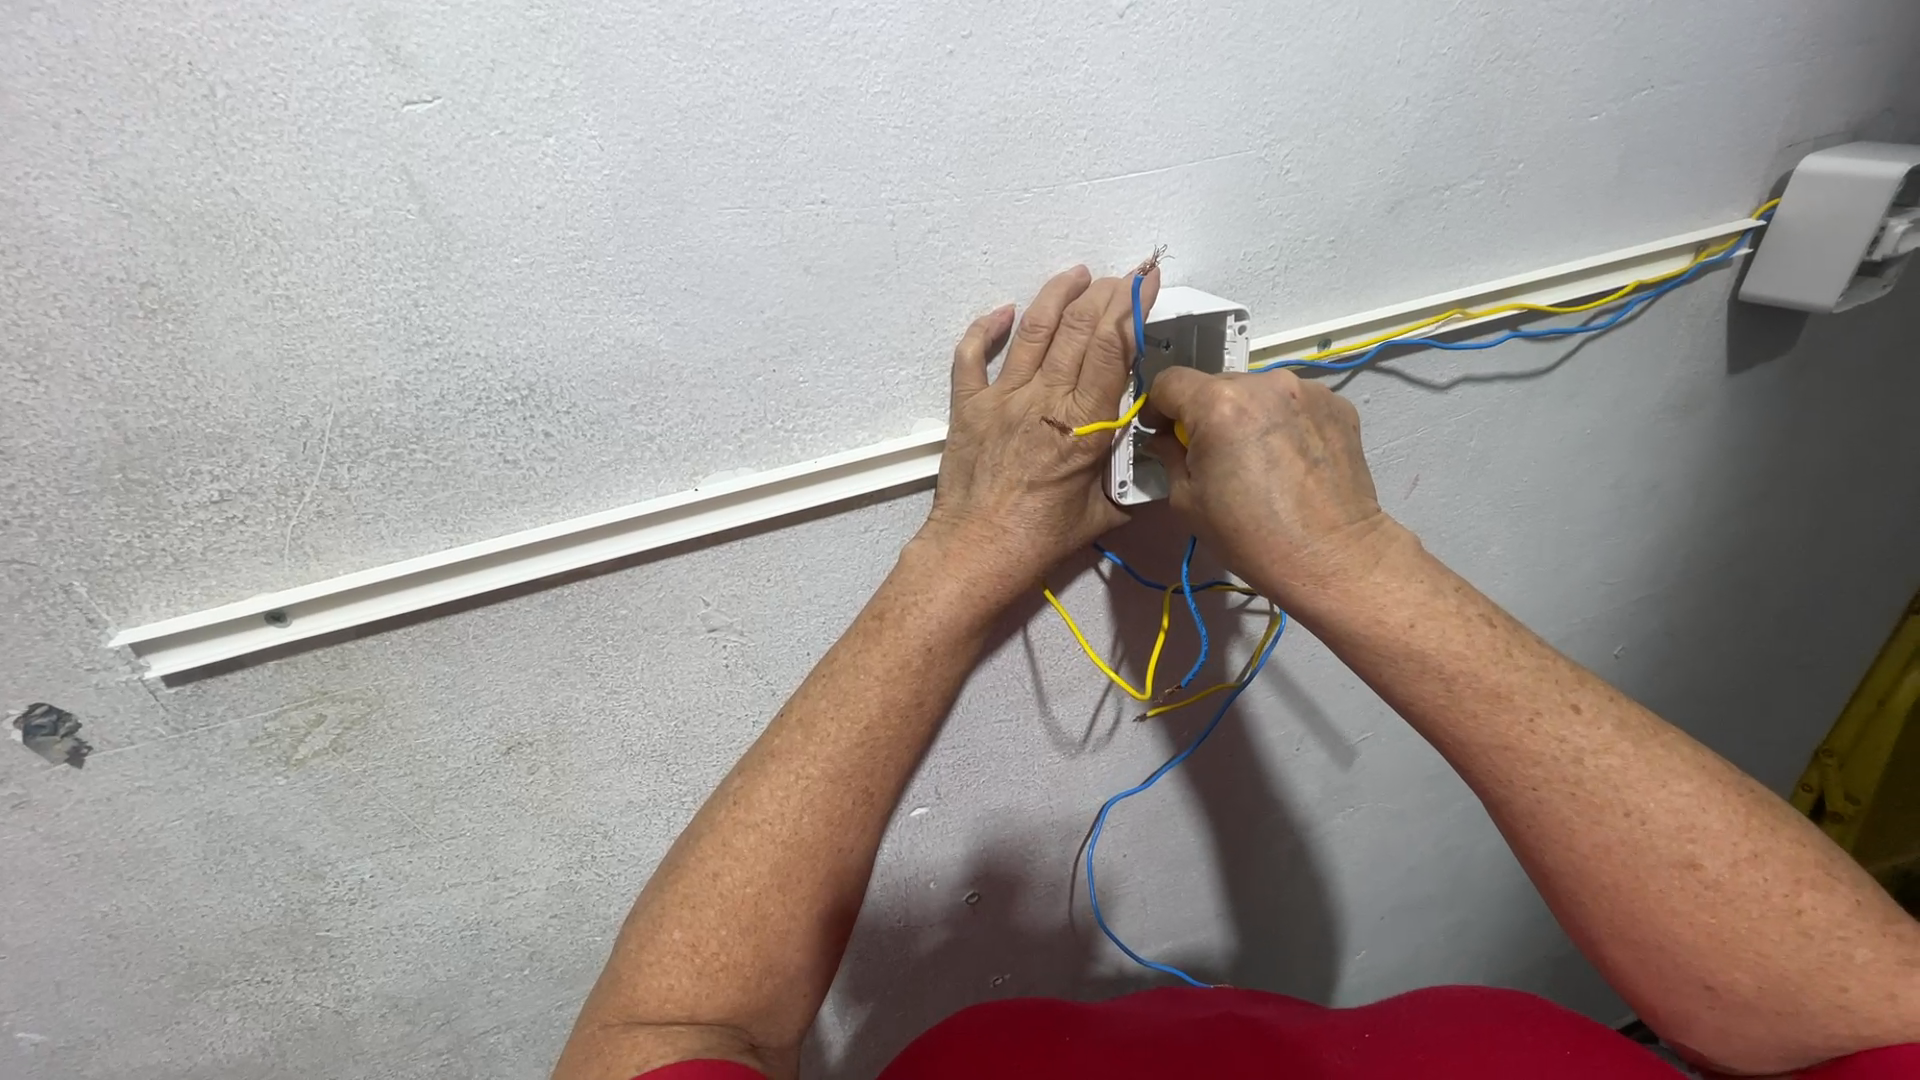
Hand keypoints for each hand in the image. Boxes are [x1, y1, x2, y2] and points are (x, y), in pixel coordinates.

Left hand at [915, 264, 1161, 606]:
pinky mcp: (967, 406)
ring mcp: (1001, 398)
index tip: (1146, 281)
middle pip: (1077, 328)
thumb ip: (1132, 483)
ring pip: (1032, 330)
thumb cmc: (1040, 540)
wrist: (975, 551)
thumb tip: (1157, 465)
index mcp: (1083, 424)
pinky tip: (1002, 311)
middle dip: (1104, 293)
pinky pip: (970, 356)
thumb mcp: (1103, 514)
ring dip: (1057, 295)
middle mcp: (1043, 399)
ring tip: (1077, 275)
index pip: (1112, 347)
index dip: (1132, 307)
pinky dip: (984, 328)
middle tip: (1120, 278)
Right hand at [1148, 367, 1405, 616]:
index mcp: (1218, 404)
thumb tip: (1167, 440)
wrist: (1328, 556)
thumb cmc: (1248, 534)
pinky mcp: (1336, 405)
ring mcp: (1306, 391)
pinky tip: (1286, 458)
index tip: (1162, 432)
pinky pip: (1291, 403)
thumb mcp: (1186, 500)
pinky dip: (1280, 421)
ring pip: (1255, 392)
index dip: (1157, 407)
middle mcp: (1263, 384)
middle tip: (1212, 454)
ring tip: (1255, 458)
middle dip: (1204, 413)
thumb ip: (1169, 455)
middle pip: (1215, 384)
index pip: (1170, 381)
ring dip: (1245, 415)